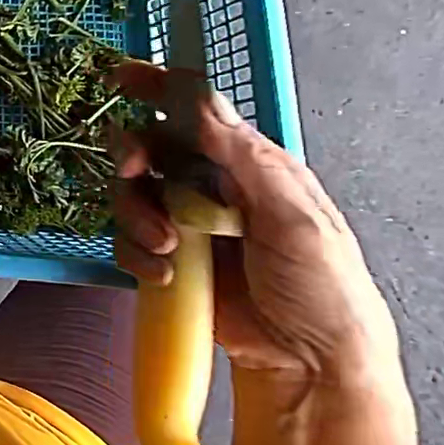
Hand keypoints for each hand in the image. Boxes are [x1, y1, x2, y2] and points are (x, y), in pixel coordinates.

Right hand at [109, 61, 401, 391]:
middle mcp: (212, 186)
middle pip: (151, 149)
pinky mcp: (168, 262)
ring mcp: (186, 226)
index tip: (120, 77)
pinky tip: (165, 278)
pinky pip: (130, 243)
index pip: (196, 111)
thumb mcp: (295, 216)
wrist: (311, 366)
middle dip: (134, 155)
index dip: (158, 88)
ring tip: (165, 248)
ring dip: (136, 215)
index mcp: (248, 163)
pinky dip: (136, 256)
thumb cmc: (323, 288)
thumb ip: (245, 157)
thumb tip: (204, 99)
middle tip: (135, 170)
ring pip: (132, 196)